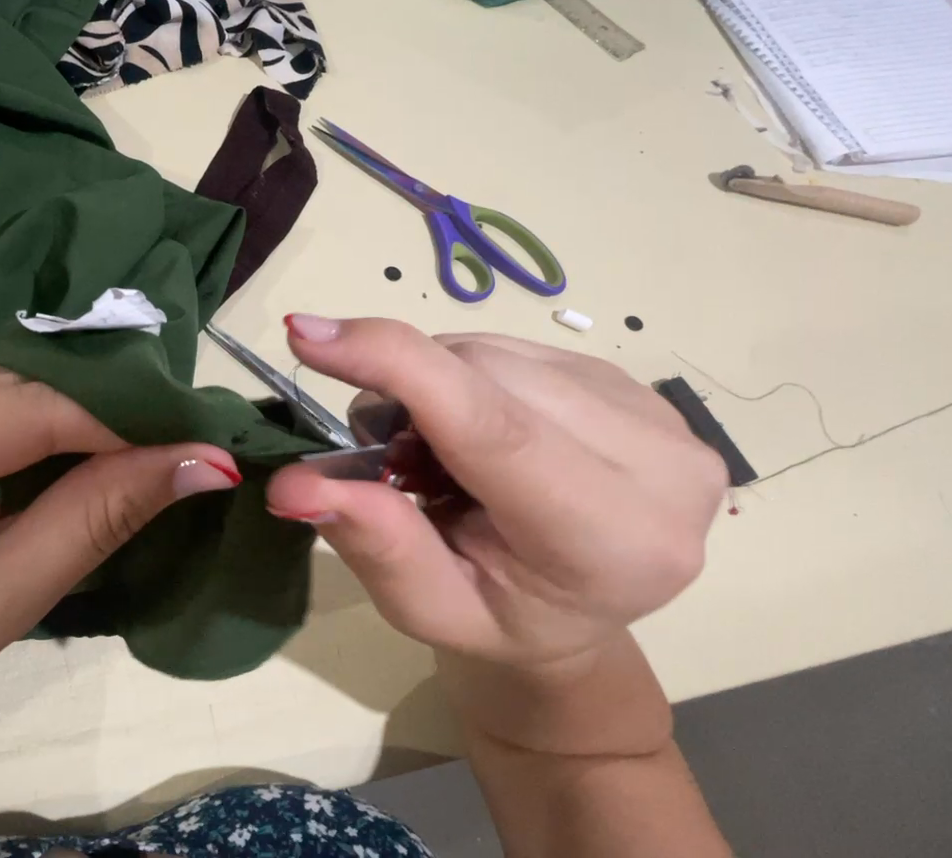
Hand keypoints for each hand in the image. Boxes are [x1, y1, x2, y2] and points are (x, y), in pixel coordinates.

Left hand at [0, 351, 239, 761]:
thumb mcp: (2, 599)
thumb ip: (97, 515)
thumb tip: (206, 458)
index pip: (27, 406)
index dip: (124, 416)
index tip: (206, 440)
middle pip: (13, 376)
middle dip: (101, 407)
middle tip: (179, 445)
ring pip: (1, 367)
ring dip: (70, 402)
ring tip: (133, 444)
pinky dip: (31, 403)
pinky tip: (66, 437)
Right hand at [266, 316, 726, 671]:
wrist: (571, 614)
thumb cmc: (494, 618)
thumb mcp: (424, 606)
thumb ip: (372, 542)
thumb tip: (291, 485)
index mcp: (612, 540)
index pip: (493, 428)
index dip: (397, 368)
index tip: (306, 334)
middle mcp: (660, 466)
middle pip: (482, 375)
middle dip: (404, 392)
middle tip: (385, 456)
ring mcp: (659, 415)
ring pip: (491, 351)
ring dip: (429, 383)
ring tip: (431, 452)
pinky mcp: (635, 384)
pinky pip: (509, 347)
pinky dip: (460, 376)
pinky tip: (469, 428)